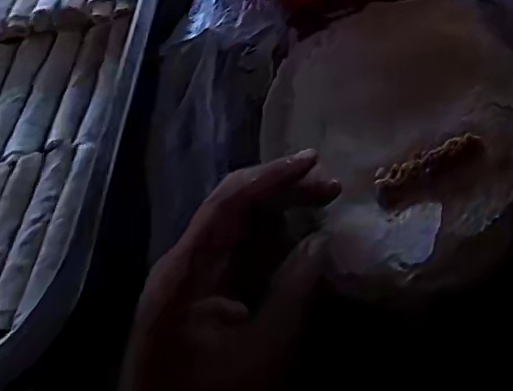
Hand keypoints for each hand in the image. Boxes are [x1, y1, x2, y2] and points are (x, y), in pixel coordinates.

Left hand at [121, 150, 341, 390]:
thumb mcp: (264, 353)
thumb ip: (294, 289)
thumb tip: (320, 239)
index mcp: (185, 269)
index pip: (229, 200)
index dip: (273, 174)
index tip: (313, 160)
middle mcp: (182, 262)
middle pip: (234, 205)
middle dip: (282, 189)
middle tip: (330, 186)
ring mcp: (187, 279)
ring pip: (236, 224)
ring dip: (278, 210)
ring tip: (321, 200)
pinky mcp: (197, 297)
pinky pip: (235, 250)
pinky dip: (268, 237)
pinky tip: (296, 232)